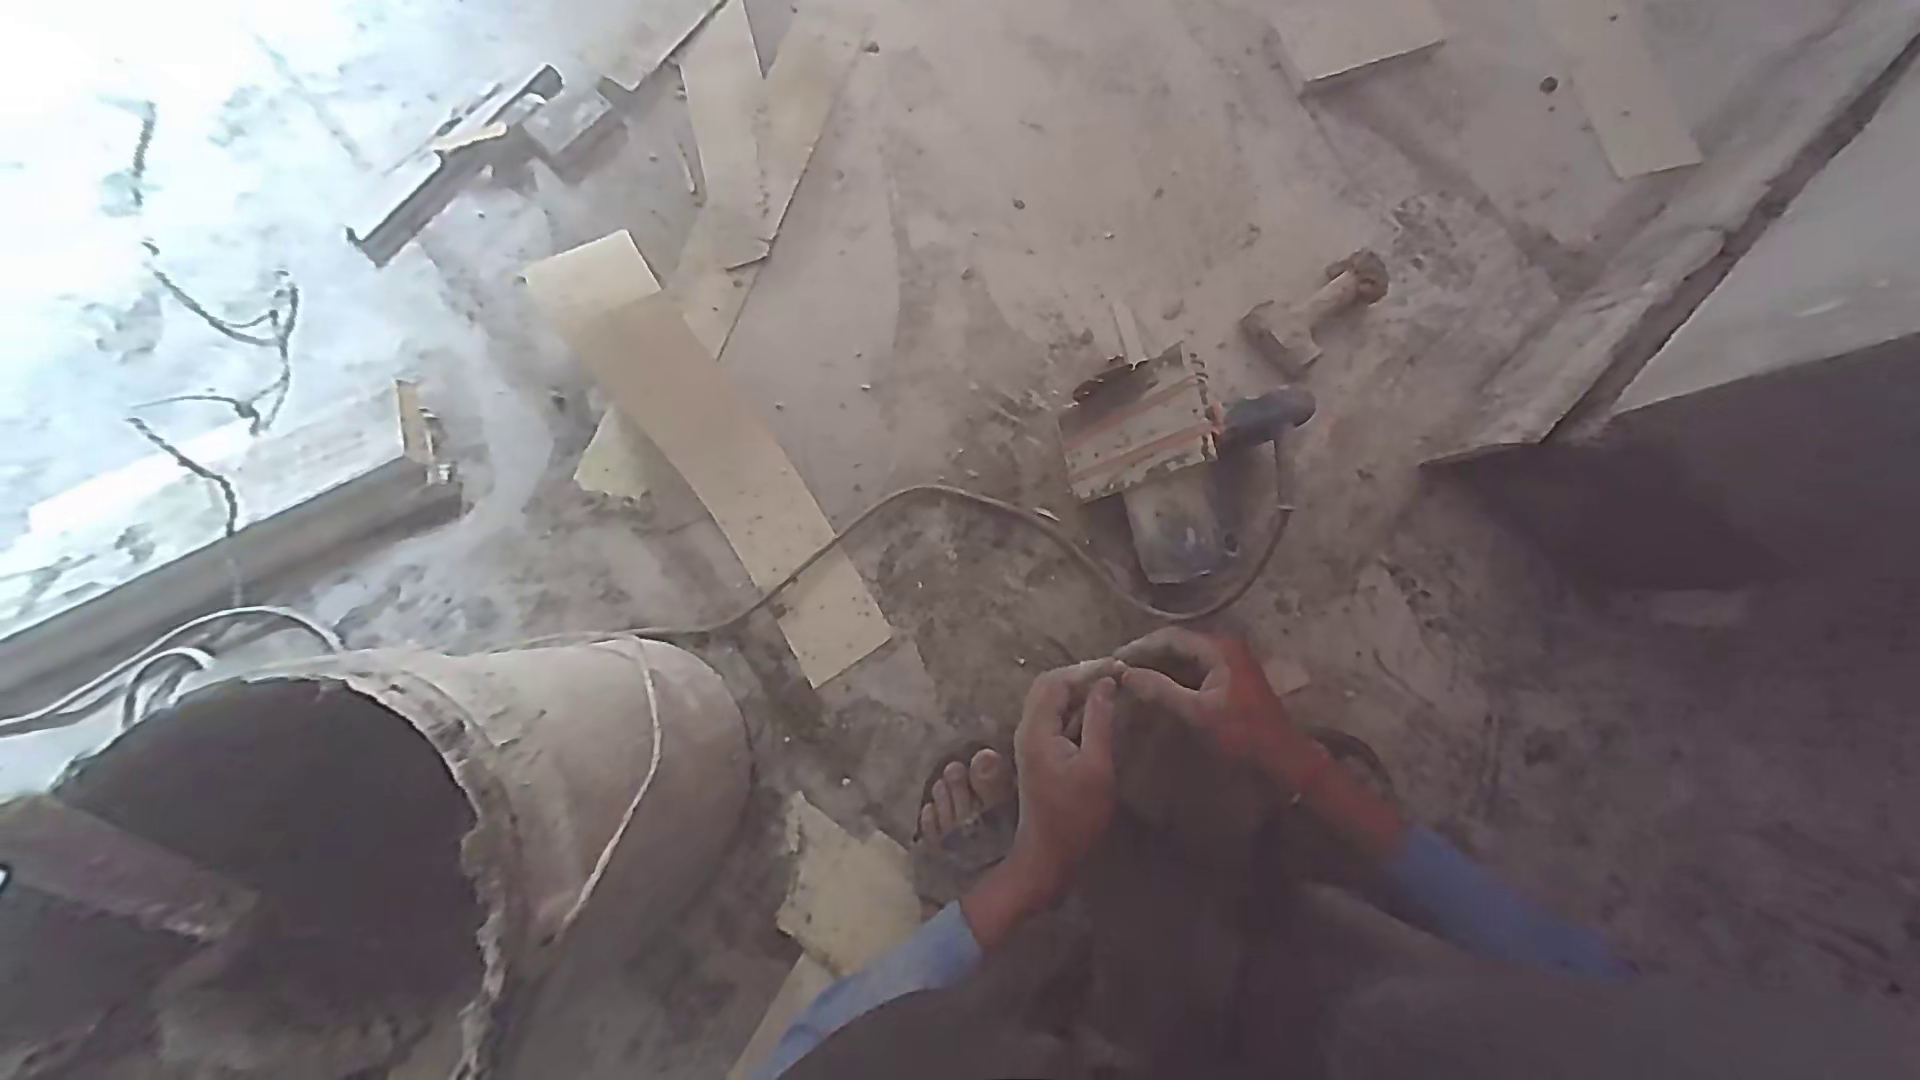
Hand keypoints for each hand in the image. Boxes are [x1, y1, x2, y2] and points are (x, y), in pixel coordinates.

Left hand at [961, 658, 1121, 947]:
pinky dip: (1075, 706)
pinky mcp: (1039, 751)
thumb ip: (1099, 722)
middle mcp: (1027, 729)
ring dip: (1077, 689)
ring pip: (1051, 699)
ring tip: (1110, 685)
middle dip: (1080, 674)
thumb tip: (1106, 684)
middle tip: (1114, 673)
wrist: (1049, 856)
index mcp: (1036, 729)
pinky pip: (1054, 716)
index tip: (1117, 667)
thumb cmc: (1076, 816)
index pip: (1055, 682)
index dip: (1085, 670)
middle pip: (1049, 686)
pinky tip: (1097, 709)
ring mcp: (1030, 740)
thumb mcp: (1096, 767)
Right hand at [1114, 628, 1286, 765]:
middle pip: (1177, 643)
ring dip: (1159, 664)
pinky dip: (1173, 674)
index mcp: (1219, 648)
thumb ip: (1160, 690)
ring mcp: (1229, 660)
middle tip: (1120, 667)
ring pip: (1184, 655)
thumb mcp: (1196, 713)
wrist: (1284, 758)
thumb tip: (1125, 674)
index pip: (1170, 637)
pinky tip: (1156, 685)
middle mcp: (1224, 646)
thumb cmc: (1242, 734)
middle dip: (1148, 654)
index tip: (1116, 659)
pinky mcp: (1230, 675)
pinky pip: (1194, 667)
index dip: (1141, 646)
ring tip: (1133, 675)